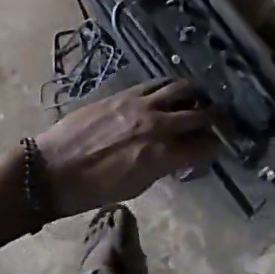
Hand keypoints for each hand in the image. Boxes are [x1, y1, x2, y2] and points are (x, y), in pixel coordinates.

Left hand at [31, 79, 216, 215]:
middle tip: (222, 122)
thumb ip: (165, 166)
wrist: (51, 170)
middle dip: (218, 119)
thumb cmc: (93, 190)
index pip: (205, 146)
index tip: (220, 147)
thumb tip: (182, 156)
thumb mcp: (137, 186)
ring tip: (200, 100)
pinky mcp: (125, 94)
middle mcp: (158, 125)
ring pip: (183, 89)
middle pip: (202, 114)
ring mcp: (141, 105)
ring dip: (197, 95)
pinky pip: (157, 83)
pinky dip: (170, 87)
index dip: (217, 147)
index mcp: (161, 155)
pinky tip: (172, 93)